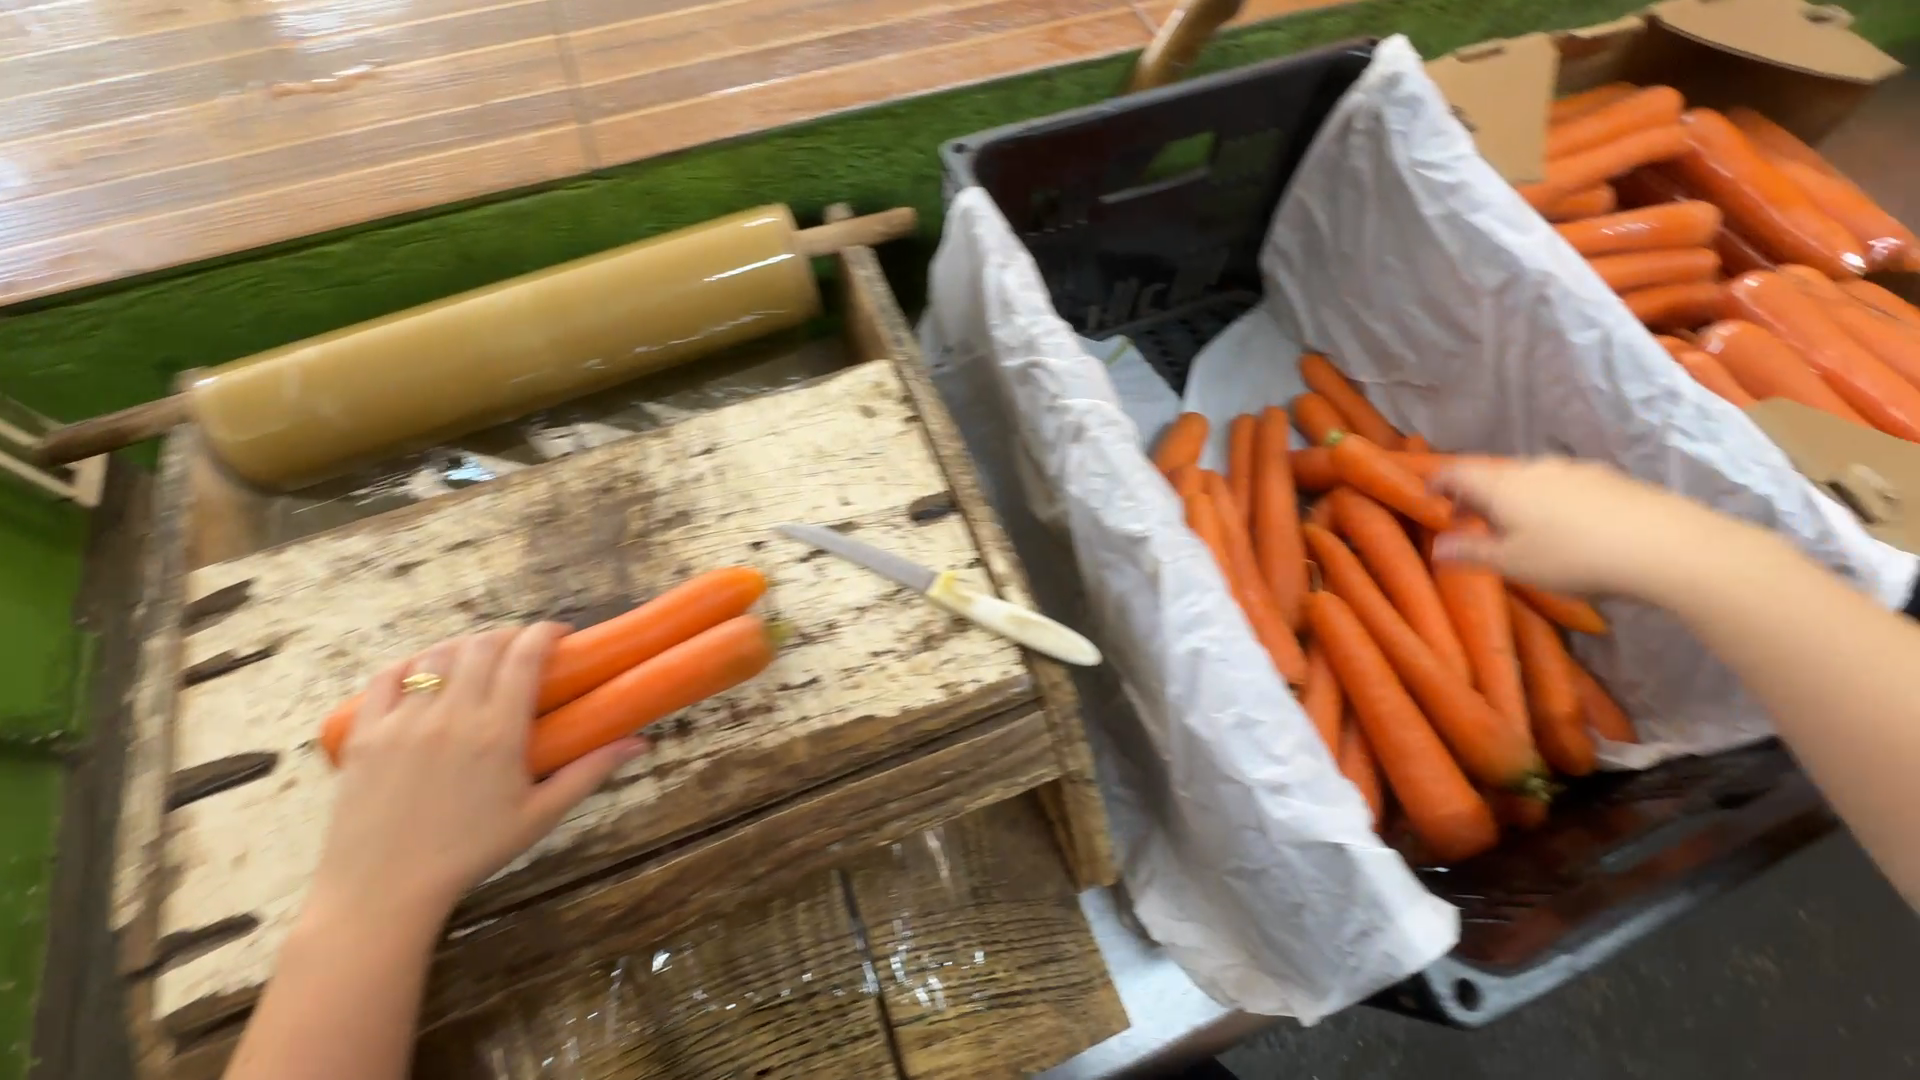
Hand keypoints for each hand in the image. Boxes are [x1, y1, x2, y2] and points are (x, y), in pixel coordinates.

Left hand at [308, 625, 646, 928]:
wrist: (382, 893)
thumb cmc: (471, 853)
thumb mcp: (540, 815)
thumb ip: (590, 772)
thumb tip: (640, 744)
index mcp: (497, 732)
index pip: (524, 656)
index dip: (545, 632)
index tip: (560, 634)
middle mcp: (451, 716)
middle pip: (482, 645)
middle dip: (509, 635)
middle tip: (524, 648)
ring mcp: (402, 723)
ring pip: (437, 656)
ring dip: (464, 647)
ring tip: (479, 659)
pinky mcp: (364, 735)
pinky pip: (385, 678)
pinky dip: (410, 665)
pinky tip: (425, 672)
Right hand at [1428, 458, 1736, 596]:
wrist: (1670, 547)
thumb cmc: (1573, 557)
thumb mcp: (1512, 564)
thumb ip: (1470, 551)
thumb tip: (1436, 546)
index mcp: (1501, 485)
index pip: (1456, 473)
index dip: (1436, 483)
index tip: (1428, 498)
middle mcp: (1533, 468)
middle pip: (1493, 474)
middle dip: (1477, 494)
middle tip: (1472, 520)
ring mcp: (1575, 470)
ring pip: (1530, 478)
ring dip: (1515, 496)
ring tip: (1519, 524)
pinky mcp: (1610, 479)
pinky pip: (1564, 484)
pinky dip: (1550, 499)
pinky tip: (1566, 525)